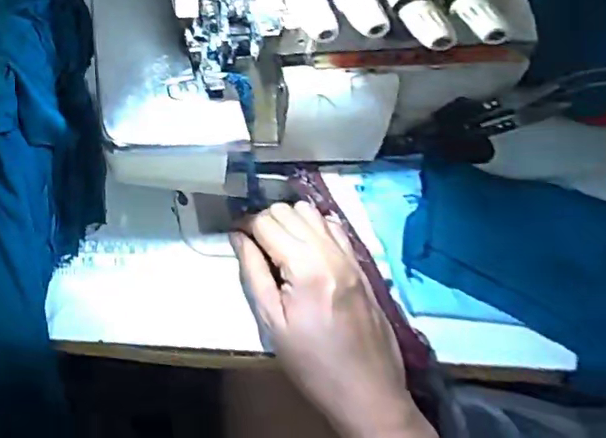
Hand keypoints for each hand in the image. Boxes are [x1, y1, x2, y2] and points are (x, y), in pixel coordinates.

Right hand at [233, 202, 434, 437]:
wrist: (369, 396)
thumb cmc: (314, 365)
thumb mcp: (272, 323)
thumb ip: (253, 272)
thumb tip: (237, 236)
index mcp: (304, 267)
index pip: (265, 222)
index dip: (244, 225)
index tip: (235, 237)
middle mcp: (328, 252)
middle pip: (285, 210)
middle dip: (264, 220)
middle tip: (255, 245)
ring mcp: (348, 256)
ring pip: (308, 210)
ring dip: (289, 219)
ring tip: (280, 244)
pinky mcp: (360, 264)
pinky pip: (332, 224)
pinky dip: (314, 225)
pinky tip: (306, 246)